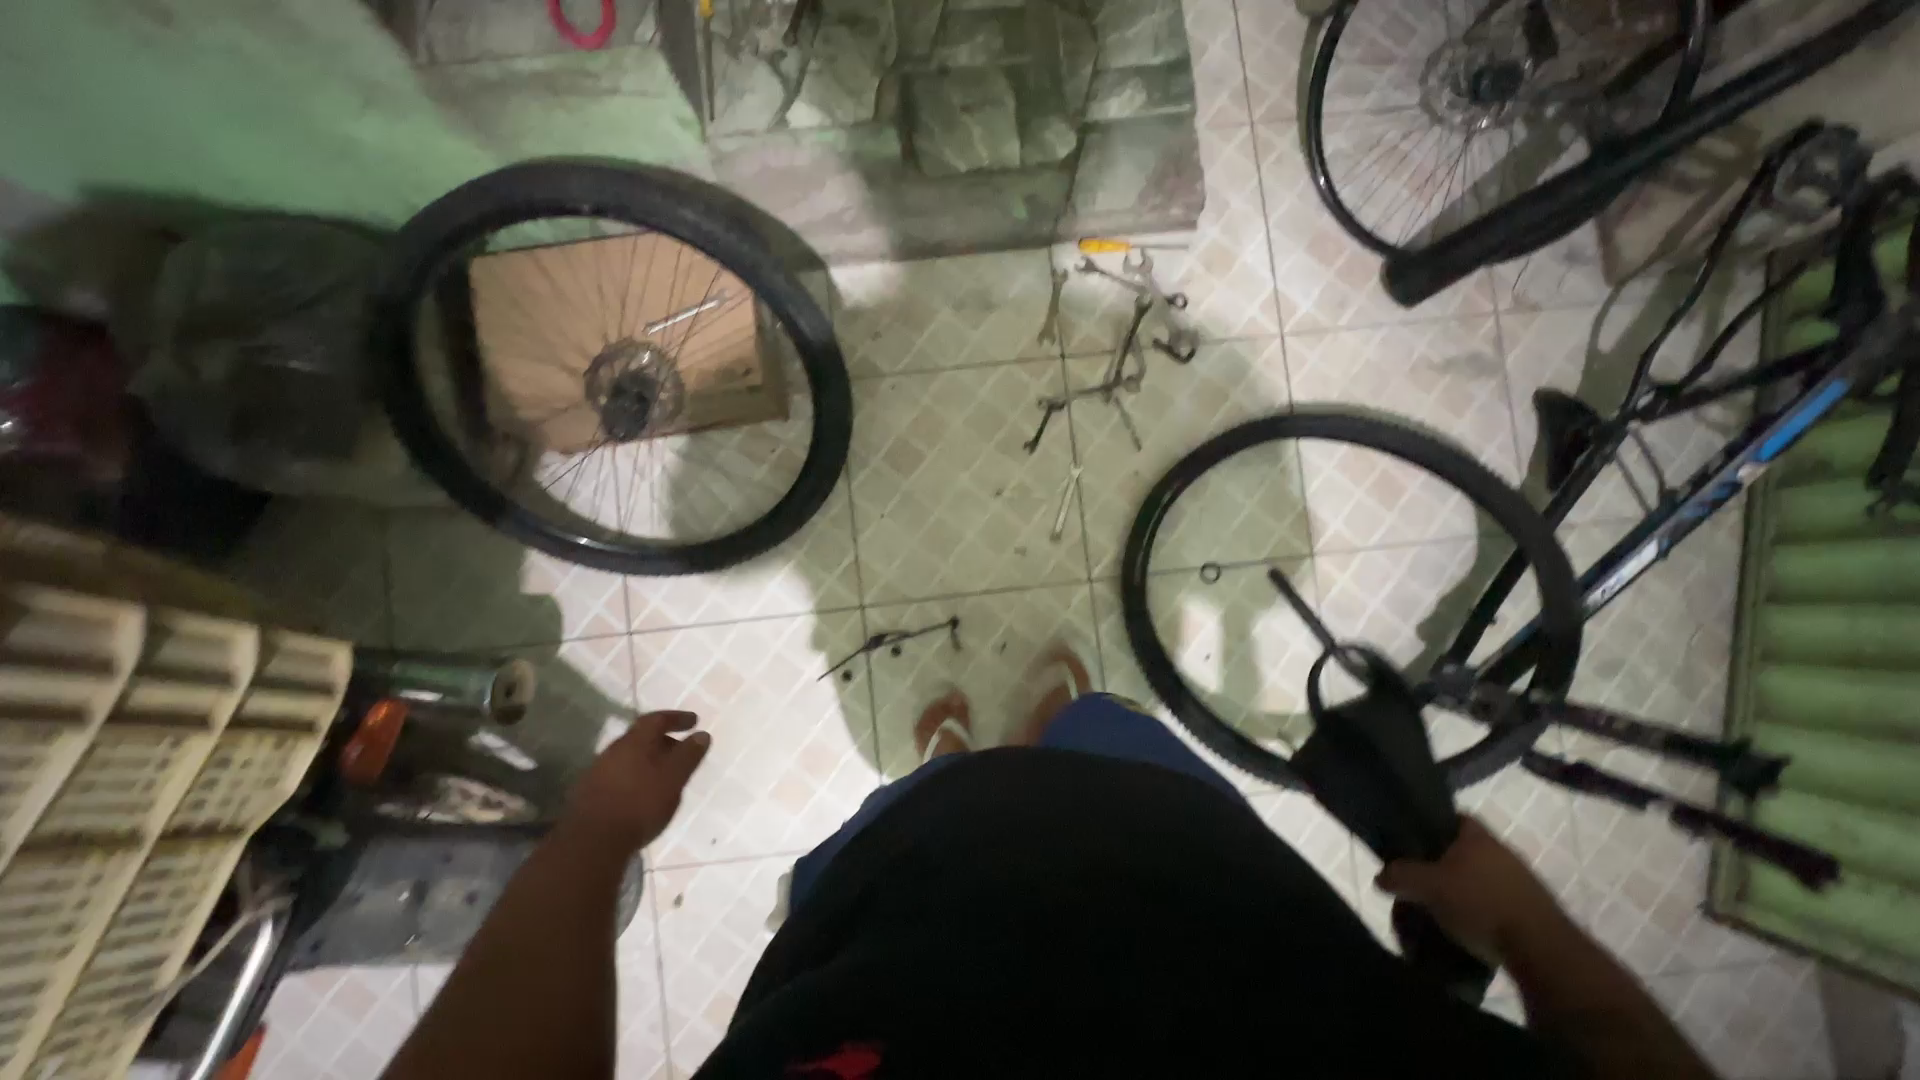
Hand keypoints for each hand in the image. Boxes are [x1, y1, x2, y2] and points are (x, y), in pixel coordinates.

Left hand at [559, 711, 710, 854]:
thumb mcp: (673, 779)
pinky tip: (644, 794)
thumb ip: (688, 755)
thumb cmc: (640, 804)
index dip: (677, 718)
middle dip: (664, 740)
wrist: (592, 842)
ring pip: (629, 758)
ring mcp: (598, 772)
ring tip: (666, 776)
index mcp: (634, 742)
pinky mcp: (590, 794)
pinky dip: (637, 777)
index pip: (657, 719)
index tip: (695, 721)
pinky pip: (620, 776)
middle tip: (682, 751)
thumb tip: (702, 734)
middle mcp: (613, 751)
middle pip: (641, 738)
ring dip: (649, 761)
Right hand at [1375, 816, 1572, 964]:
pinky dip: (1482, 911)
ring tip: (1442, 910)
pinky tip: (1469, 928)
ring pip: (1482, 877)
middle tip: (1421, 881)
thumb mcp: (1428, 888)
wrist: (1543, 950)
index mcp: (1478, 837)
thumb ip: (1400, 876)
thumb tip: (1381, 876)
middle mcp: (1504, 852)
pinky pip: (1498, 901)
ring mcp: (1523, 881)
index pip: (1454, 817)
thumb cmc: (1480, 904)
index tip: (1414, 841)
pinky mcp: (1535, 910)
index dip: (1433, 824)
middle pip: (1466, 850)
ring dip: (1464, 889)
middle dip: (1443, 863)